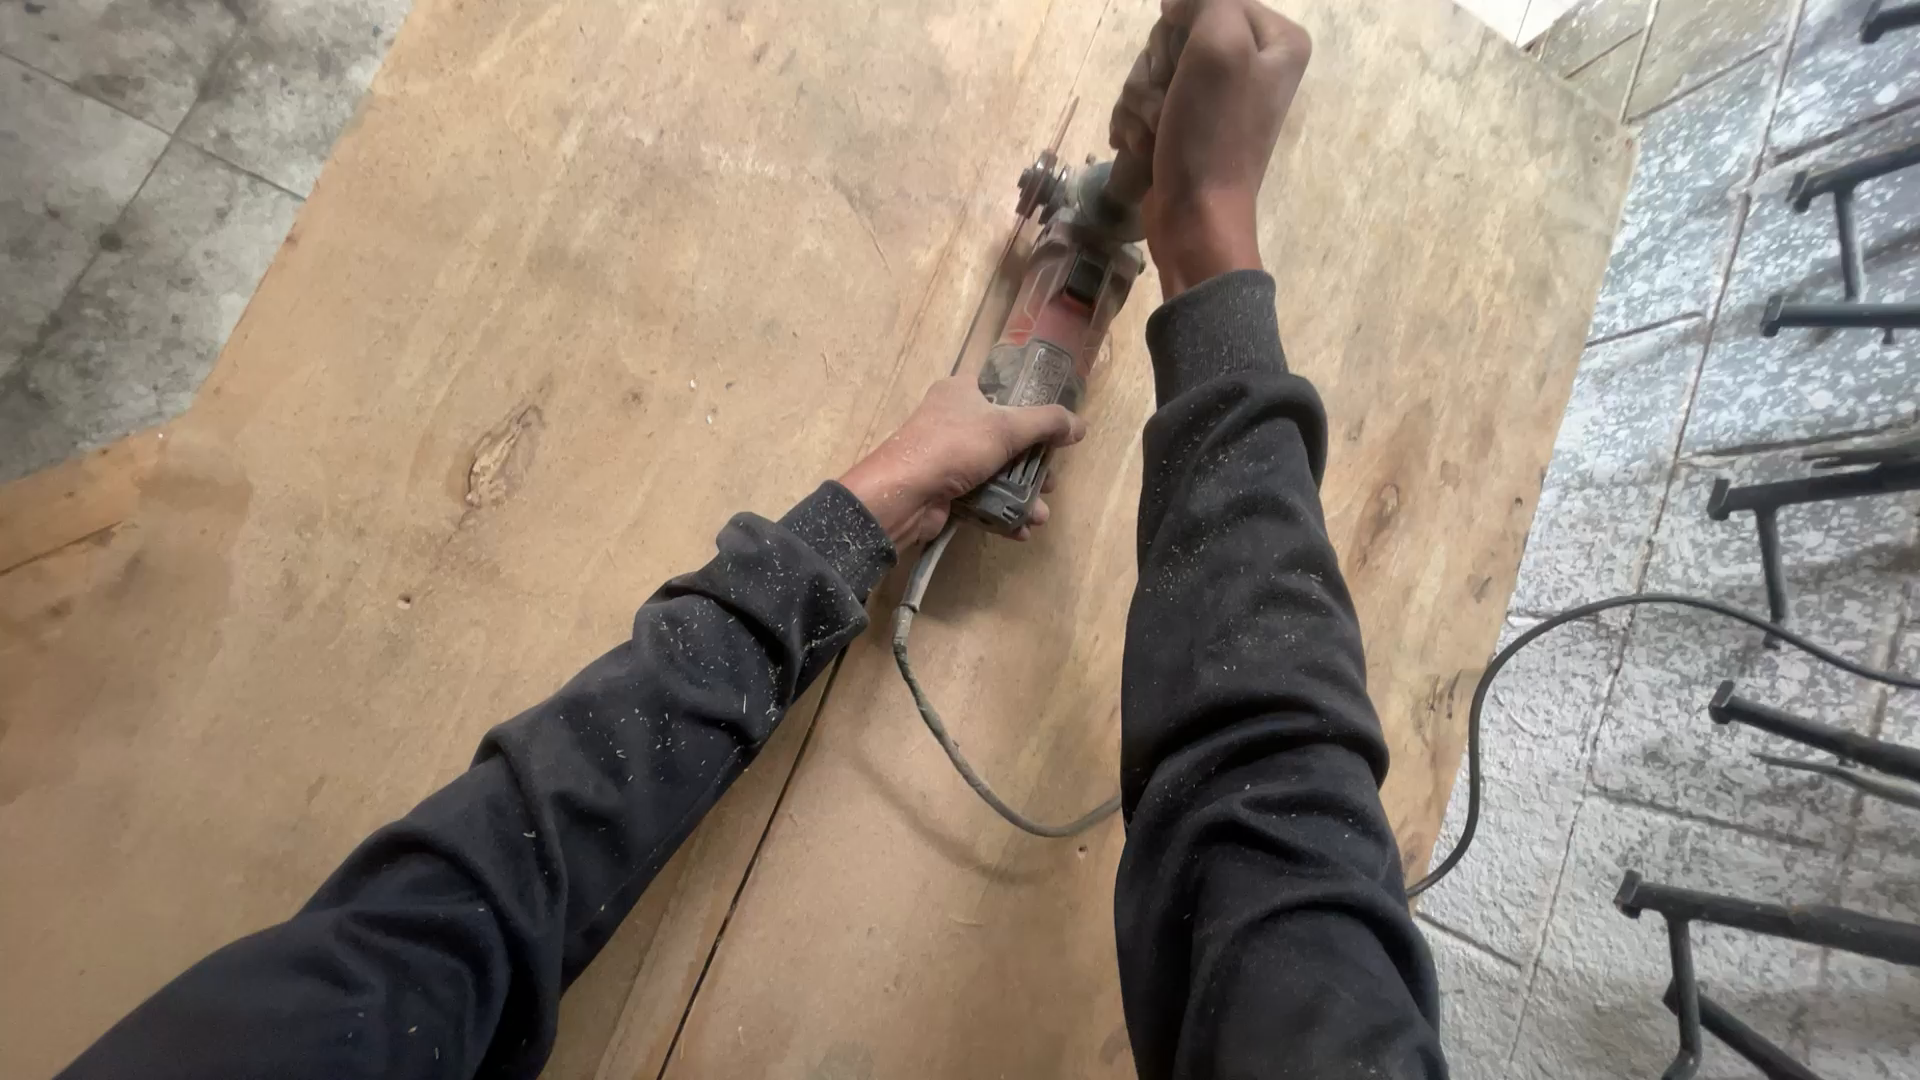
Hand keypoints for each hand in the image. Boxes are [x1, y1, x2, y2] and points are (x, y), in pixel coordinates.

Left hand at [839, 376, 1086, 546]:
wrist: (904, 495)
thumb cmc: (954, 446)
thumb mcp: (1007, 427)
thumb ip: (1047, 423)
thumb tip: (1080, 426)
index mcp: (962, 391)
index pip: (1002, 389)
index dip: (1030, 405)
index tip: (1054, 428)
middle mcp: (954, 420)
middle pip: (1006, 438)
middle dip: (1034, 465)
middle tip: (1051, 481)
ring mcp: (949, 458)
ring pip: (997, 472)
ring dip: (1022, 495)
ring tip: (1040, 514)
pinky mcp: (946, 490)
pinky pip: (983, 499)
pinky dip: (1003, 513)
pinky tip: (1021, 529)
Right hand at [1109, 0, 1311, 297]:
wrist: (1194, 220)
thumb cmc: (1212, 137)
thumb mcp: (1218, 45)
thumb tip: (1174, 4)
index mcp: (1274, 41)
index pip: (1207, 2)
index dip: (1181, 31)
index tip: (1179, 68)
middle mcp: (1246, 67)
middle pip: (1174, 38)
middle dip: (1155, 74)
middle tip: (1165, 107)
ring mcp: (1209, 104)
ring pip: (1150, 74)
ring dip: (1139, 106)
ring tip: (1151, 137)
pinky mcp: (1179, 133)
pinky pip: (1140, 109)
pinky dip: (1132, 128)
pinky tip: (1140, 149)